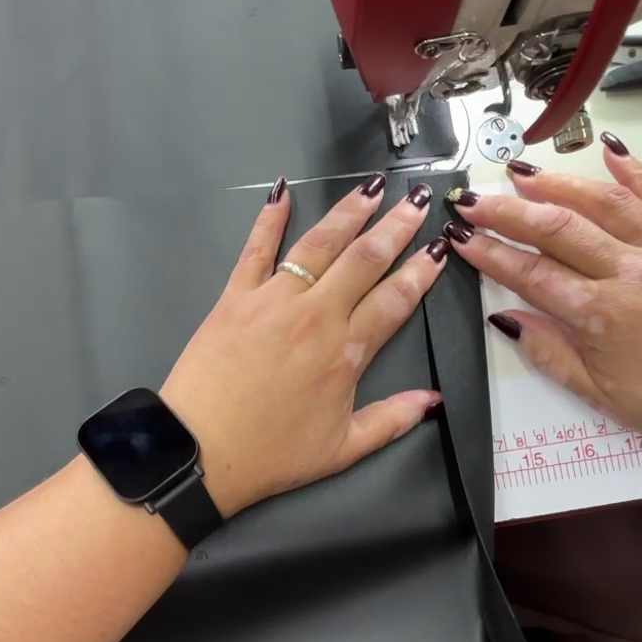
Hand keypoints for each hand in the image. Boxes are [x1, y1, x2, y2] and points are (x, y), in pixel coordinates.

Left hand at [161, 177, 449, 516]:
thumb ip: (392, 421)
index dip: (422, 272)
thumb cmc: (272, 454)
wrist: (200, 450)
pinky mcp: (235, 296)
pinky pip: (256, 248)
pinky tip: (282, 192)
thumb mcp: (342, 449)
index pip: (395, 299)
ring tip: (373, 188)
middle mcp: (316, 314)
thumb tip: (434, 400)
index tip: (440, 248)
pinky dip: (269, 218)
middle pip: (365, 259)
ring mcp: (274, 299)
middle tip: (420, 200)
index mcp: (346, 352)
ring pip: (320, 243)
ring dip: (350, 212)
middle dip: (397, 226)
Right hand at [445, 152, 641, 466]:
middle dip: (507, 211)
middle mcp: (633, 272)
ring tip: (525, 173)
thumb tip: (508, 318)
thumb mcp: (598, 392)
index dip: (488, 253)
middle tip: (474, 200)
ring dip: (560, 183)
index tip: (461, 236)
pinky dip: (635, 172)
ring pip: (605, 202)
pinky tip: (610, 151)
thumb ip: (548, 351)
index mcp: (602, 315)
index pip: (529, 273)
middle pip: (557, 228)